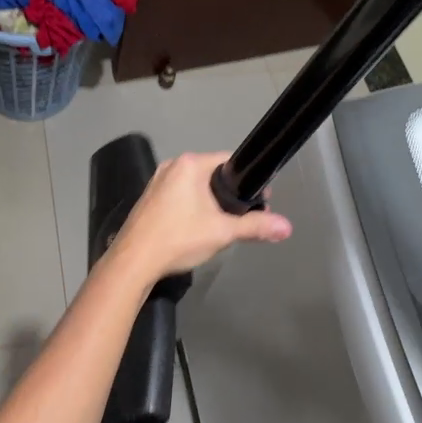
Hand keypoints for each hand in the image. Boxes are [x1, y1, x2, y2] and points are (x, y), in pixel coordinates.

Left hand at [107, 152, 291, 283]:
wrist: (134, 260)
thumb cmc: (179, 238)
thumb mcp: (222, 232)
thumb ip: (255, 226)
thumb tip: (287, 227)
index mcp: (189, 164)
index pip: (229, 161)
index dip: (249, 180)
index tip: (262, 200)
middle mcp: (172, 165)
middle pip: (213, 174)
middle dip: (231, 194)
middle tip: (247, 217)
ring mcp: (157, 180)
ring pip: (196, 186)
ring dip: (212, 202)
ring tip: (226, 225)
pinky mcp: (150, 197)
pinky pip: (181, 195)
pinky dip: (194, 206)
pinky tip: (199, 227)